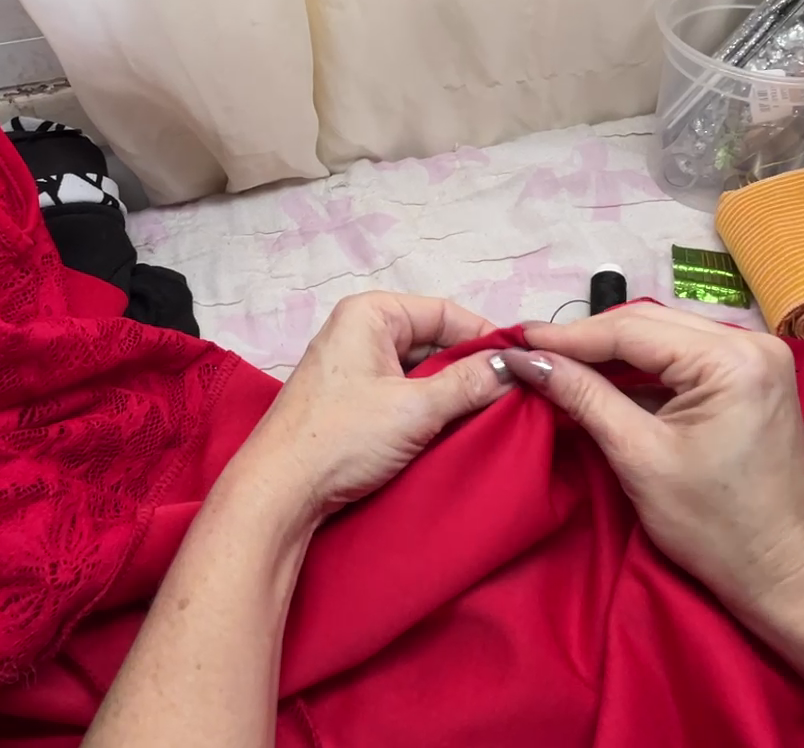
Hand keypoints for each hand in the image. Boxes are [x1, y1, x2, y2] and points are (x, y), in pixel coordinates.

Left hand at [234, 292, 510, 519]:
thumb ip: (470, 384)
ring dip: (452, 388)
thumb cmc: (343, 437)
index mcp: (370, 313)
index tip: (523, 363)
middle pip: (432, 338)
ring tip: (494, 411)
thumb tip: (515, 367)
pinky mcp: (351, 395)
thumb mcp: (416, 409)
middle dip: (470, 366)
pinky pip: (403, 388)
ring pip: (420, 367)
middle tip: (515, 393)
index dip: (486, 336)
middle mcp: (359, 328)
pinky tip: (456, 425)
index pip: (443, 311)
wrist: (280, 491)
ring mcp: (353, 363)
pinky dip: (429, 404)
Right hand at [504, 304, 803, 618]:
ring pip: (660, 335)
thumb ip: (582, 396)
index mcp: (732, 359)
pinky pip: (678, 355)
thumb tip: (526, 359)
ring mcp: (753, 356)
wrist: (786, 577)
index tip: (518, 340)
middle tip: (532, 350)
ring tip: (556, 360)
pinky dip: (637, 366)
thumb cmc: (715, 527)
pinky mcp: (747, 375)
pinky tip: (599, 375)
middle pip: (646, 325)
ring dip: (608, 350)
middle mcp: (749, 342)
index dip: (568, 336)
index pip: (632, 331)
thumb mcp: (638, 456)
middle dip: (586, 339)